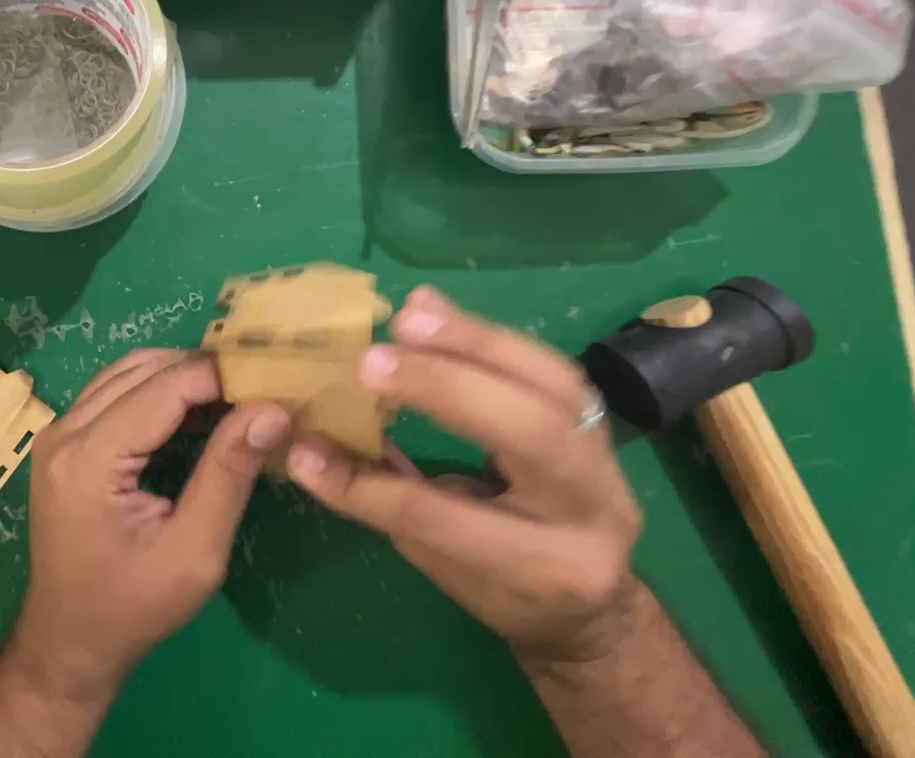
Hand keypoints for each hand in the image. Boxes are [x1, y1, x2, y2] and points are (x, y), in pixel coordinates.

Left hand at [10, 349, 290, 696]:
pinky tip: (193, 411)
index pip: (164, 386)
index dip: (219, 376)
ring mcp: (57, 432)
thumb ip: (229, 474)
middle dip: (202, 370)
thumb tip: (272, 410)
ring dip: (178, 374)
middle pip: (143, 369)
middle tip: (256, 389)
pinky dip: (154, 389)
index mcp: (90, 459)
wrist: (69, 641)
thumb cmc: (134, 608)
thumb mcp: (195, 552)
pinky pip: (112, 391)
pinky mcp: (62, 439)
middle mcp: (65, 432)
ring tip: (231, 397)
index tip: (270, 382)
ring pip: (125, 372)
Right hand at [286, 286, 644, 665]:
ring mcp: (609, 459)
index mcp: (547, 570)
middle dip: (445, 386)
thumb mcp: (439, 564)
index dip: (371, 486)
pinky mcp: (597, 418)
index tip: (305, 449)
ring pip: (552, 382)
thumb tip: (306, 445)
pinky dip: (488, 335)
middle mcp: (592, 513)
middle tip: (372, 358)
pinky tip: (435, 311)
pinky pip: (548, 364)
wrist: (595, 603)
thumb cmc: (502, 588)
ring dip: (472, 340)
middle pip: (530, 434)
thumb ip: (385, 499)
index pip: (448, 521)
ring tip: (409, 316)